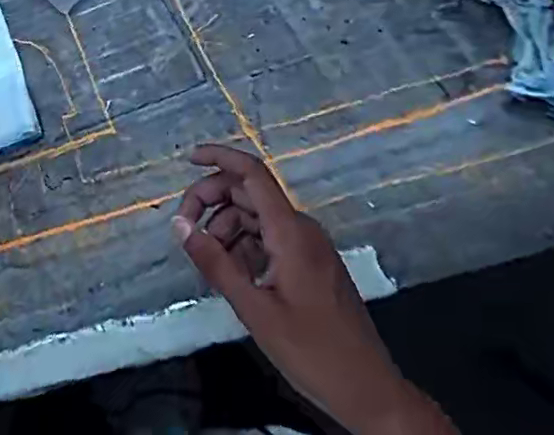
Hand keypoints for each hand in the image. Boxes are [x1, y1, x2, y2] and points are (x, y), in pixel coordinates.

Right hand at [173, 146, 453, 434]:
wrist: (373, 396)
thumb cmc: (314, 353)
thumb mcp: (254, 309)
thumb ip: (215, 262)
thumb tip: (180, 225)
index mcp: (291, 232)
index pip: (252, 173)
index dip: (219, 157)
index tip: (188, 160)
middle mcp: (301, 230)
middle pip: (247, 193)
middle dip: (210, 202)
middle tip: (186, 230)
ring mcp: (309, 246)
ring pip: (254, 217)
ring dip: (224, 229)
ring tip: (210, 263)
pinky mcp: (310, 263)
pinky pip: (268, 238)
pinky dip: (243, 246)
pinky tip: (234, 274)